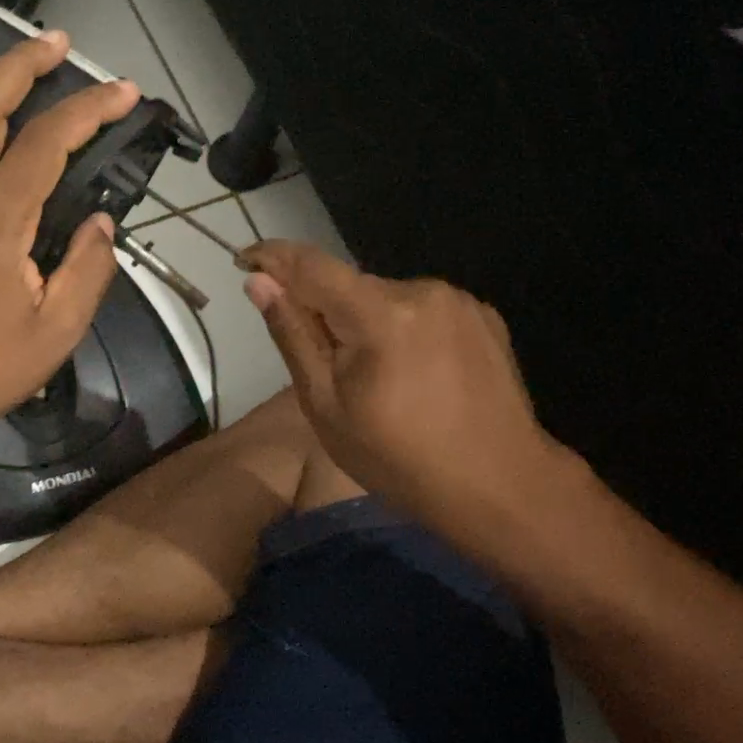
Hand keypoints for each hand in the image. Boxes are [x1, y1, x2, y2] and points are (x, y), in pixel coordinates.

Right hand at [241, 240, 569, 518]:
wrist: (498, 485)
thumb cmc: (395, 456)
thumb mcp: (324, 403)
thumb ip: (293, 335)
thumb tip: (260, 283)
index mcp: (380, 314)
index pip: (311, 265)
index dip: (273, 257)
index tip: (244, 260)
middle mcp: (423, 292)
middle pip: (349, 286)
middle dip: (324, 311)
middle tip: (320, 366)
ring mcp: (459, 302)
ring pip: (384, 298)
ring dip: (363, 321)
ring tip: (370, 377)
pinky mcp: (483, 317)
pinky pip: (419, 310)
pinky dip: (399, 329)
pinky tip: (409, 372)